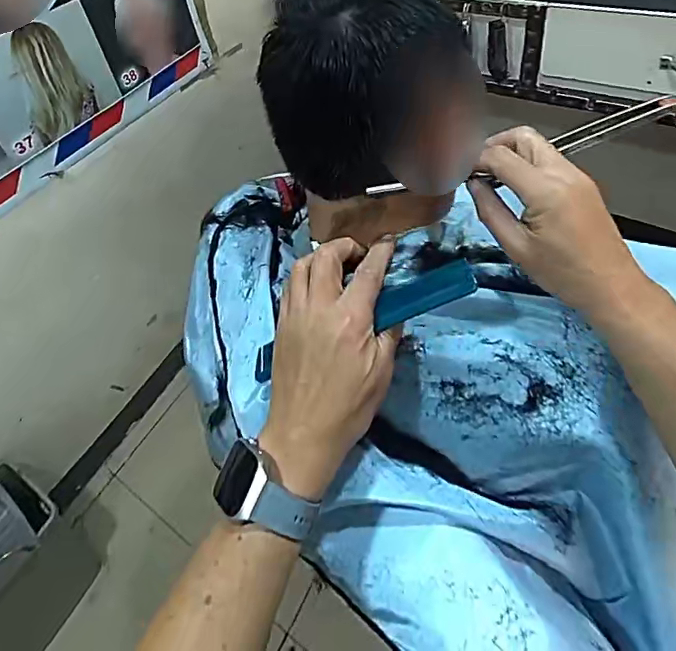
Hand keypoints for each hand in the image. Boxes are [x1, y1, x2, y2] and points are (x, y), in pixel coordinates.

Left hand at [258, 237, 398, 501]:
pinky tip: (317, 288)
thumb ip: (390, 332)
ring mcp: (295, 314)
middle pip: (327, 256)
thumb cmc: (349, 407)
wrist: (302, 435)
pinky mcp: (281, 324)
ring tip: (337, 267)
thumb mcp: (382, 371)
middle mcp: (319, 307)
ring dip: (321, 257)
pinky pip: (290, 286)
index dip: (381, 251)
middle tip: (361, 256)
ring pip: (302, 265)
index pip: (368, 271)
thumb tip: (394, 308)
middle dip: (346, 246)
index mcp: (350, 318)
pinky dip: (305, 276)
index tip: (389, 241)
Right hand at [467, 127, 651, 317]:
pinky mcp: (584, 183)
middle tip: (478, 168)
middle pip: (522, 136)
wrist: (612, 286)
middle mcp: (564, 173)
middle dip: (495, 146)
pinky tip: (518, 187)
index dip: (475, 159)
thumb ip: (490, 210)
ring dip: (513, 153)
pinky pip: (551, 160)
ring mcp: (577, 175)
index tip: (461, 170)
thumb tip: (474, 185)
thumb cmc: (566, 274)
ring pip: (538, 144)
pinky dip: (530, 164)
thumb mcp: (517, 247)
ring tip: (495, 178)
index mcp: (546, 189)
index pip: (500, 155)